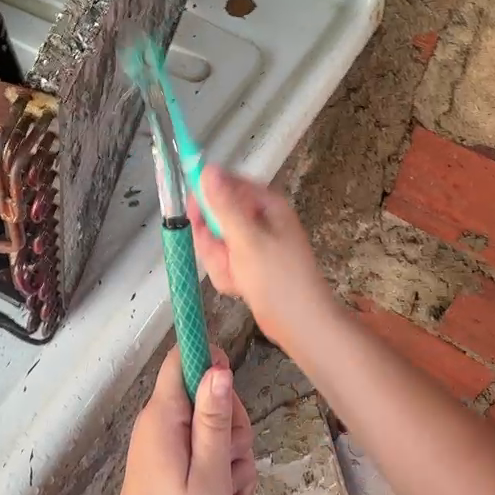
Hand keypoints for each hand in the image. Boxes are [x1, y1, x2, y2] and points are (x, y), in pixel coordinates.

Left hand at [108, 346, 255, 494]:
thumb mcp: (208, 477)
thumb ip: (214, 420)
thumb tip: (218, 366)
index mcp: (163, 417)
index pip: (181, 358)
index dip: (209, 360)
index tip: (231, 388)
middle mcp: (161, 424)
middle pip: (207, 394)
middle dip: (231, 425)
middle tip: (231, 462)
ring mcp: (167, 446)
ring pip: (214, 428)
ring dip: (232, 456)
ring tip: (228, 492)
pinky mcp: (173, 466)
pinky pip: (207, 453)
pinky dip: (223, 473)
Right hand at [189, 166, 338, 348]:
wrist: (300, 324)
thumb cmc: (277, 279)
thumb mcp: (246, 239)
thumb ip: (223, 205)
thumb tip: (208, 169)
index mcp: (265, 204)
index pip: (228, 185)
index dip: (207, 198)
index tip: (194, 215)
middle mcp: (259, 218)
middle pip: (217, 216)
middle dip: (215, 242)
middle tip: (224, 258)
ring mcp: (254, 242)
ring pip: (217, 242)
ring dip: (220, 262)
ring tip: (237, 278)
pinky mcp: (249, 263)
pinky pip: (224, 261)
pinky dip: (227, 275)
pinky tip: (240, 287)